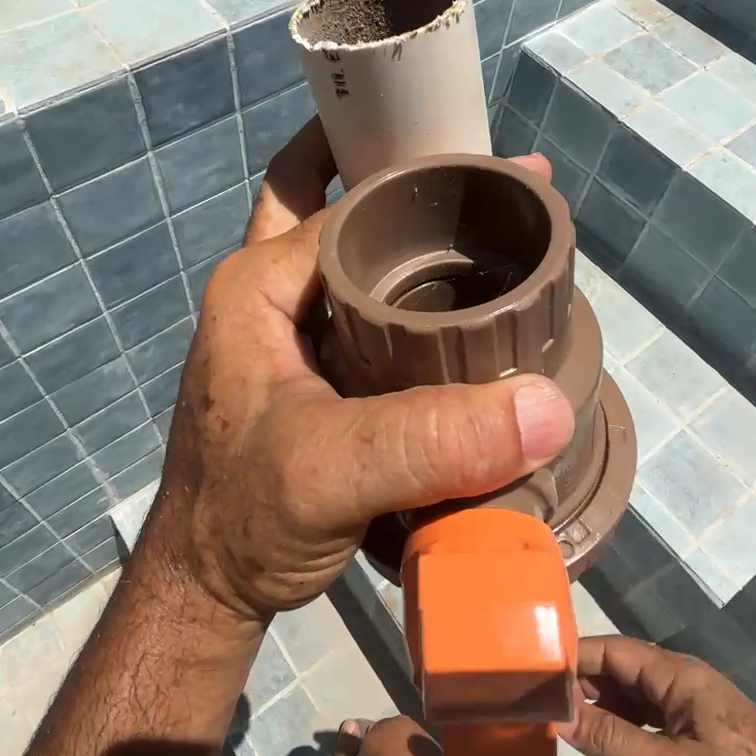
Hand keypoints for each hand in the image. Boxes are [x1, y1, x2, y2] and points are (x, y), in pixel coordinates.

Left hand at [135, 119, 575, 624]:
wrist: (209, 586)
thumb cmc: (245, 518)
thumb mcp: (329, 471)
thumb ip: (428, 440)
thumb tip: (545, 406)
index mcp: (260, 284)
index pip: (347, 201)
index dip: (419, 179)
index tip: (497, 168)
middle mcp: (271, 293)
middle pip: (340, 205)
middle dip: (406, 182)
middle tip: (488, 181)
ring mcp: (289, 331)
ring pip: (355, 256)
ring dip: (409, 239)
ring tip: (486, 232)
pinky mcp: (311, 370)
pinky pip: (366, 308)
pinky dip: (410, 296)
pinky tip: (462, 309)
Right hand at [561, 636, 755, 755]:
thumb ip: (614, 739)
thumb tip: (560, 714)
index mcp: (681, 675)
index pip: (613, 649)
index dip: (574, 658)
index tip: (534, 674)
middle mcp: (686, 684)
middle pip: (623, 673)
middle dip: (586, 690)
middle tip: (547, 713)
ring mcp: (698, 713)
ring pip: (637, 702)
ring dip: (606, 718)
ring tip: (576, 742)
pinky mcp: (706, 742)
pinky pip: (655, 726)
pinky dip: (629, 738)